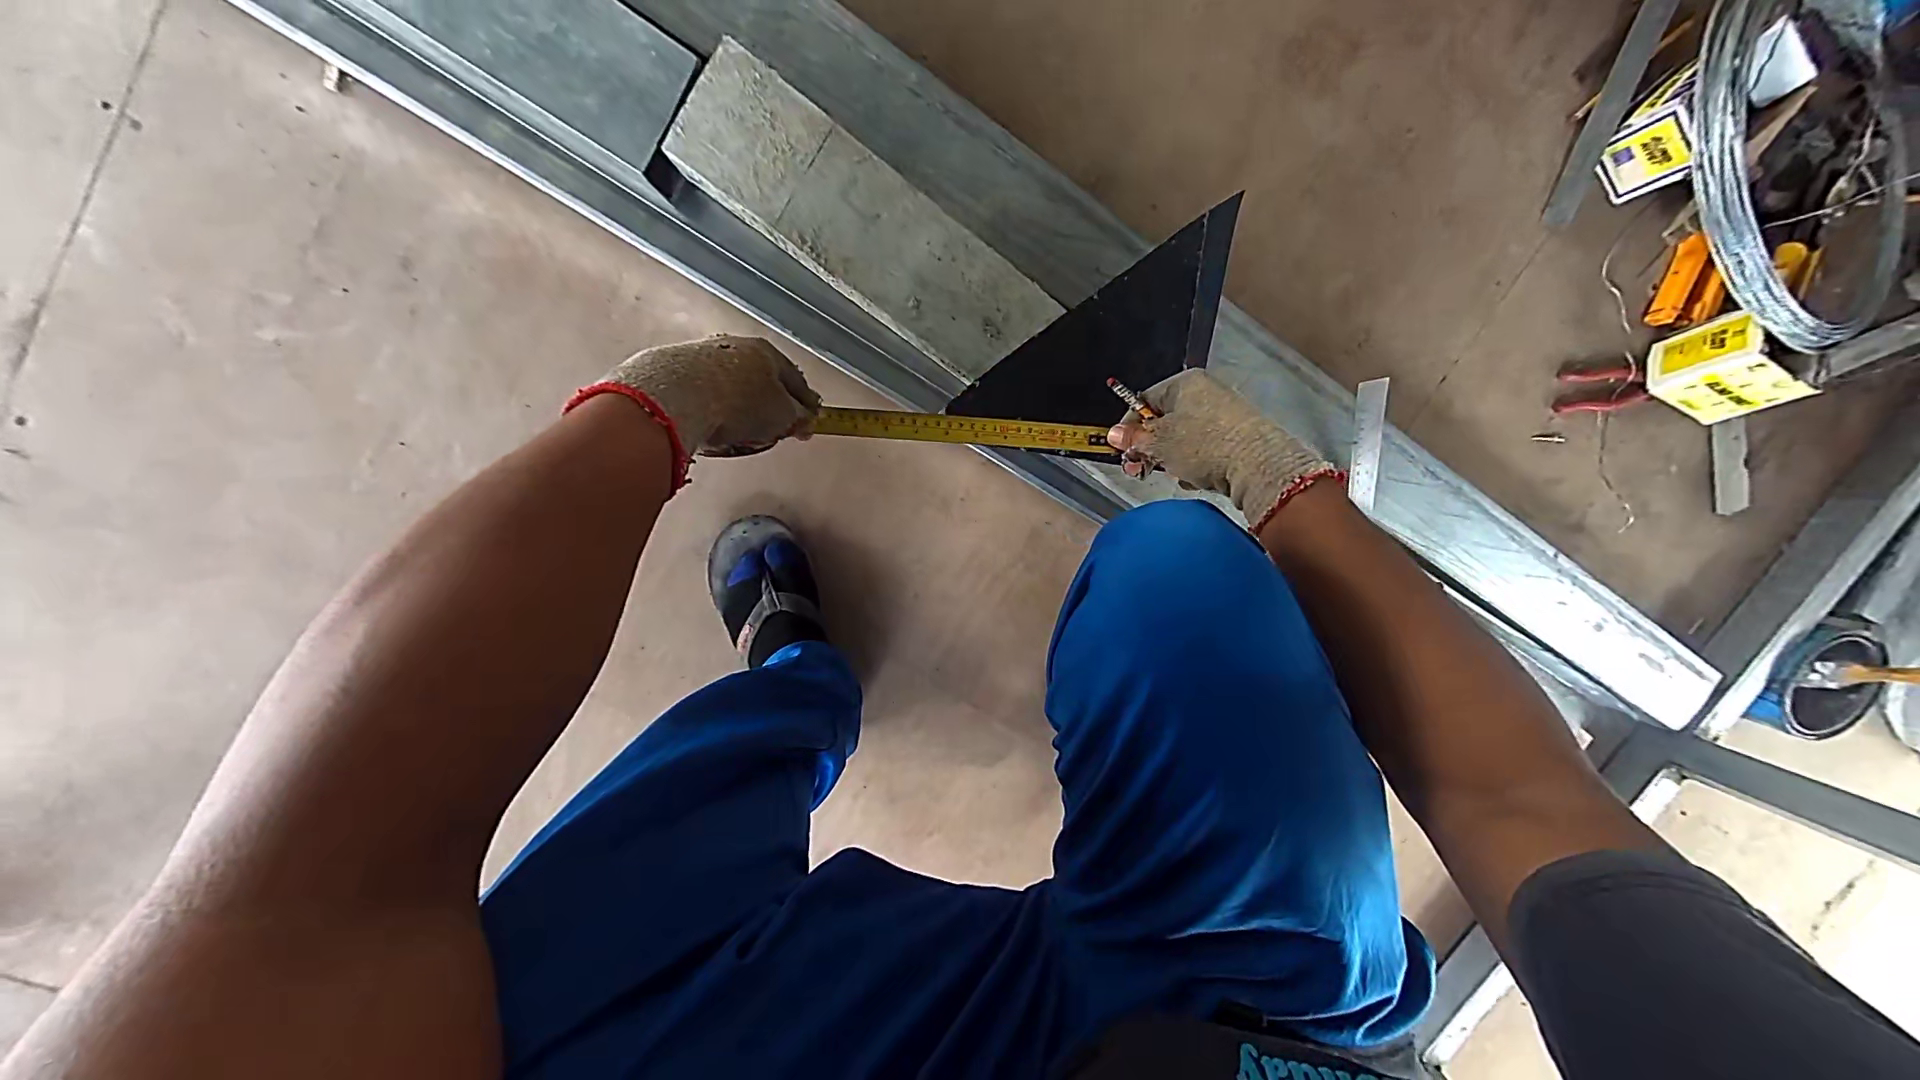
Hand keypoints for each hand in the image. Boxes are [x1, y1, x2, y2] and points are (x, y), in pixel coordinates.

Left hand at [571, 335, 821, 487]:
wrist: (676, 397)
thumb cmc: (737, 403)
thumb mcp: (783, 417)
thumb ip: (799, 417)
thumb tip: (802, 419)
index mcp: (768, 352)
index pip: (795, 380)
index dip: (805, 404)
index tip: (807, 420)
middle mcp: (735, 346)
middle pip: (760, 377)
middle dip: (769, 402)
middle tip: (773, 428)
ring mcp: (702, 355)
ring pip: (730, 383)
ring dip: (738, 405)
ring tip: (739, 432)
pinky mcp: (674, 370)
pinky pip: (702, 392)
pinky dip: (711, 407)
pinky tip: (710, 425)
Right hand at [1107, 370, 1338, 528]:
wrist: (1257, 466)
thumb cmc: (1205, 445)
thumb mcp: (1158, 442)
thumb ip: (1133, 438)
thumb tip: (1114, 434)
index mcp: (1185, 383)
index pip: (1144, 401)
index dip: (1129, 427)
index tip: (1122, 448)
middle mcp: (1206, 393)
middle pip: (1164, 421)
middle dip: (1149, 447)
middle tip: (1141, 467)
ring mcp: (1224, 415)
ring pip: (1182, 439)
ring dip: (1171, 459)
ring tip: (1173, 473)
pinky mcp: (1237, 438)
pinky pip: (1203, 451)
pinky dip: (1194, 465)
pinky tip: (1196, 477)